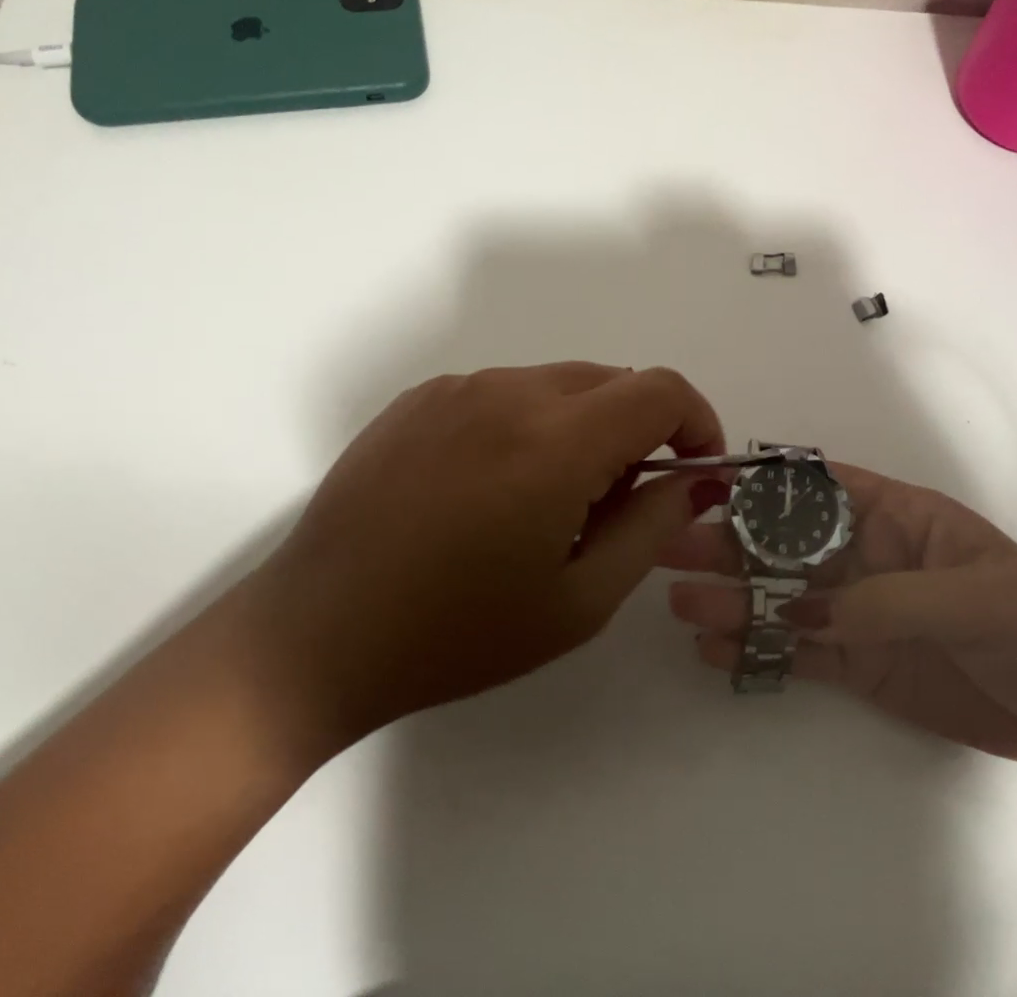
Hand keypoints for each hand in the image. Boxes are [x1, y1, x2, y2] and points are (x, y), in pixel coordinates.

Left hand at [249, 363, 728, 744]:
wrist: (320, 632)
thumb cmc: (458, 634)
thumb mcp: (578, 601)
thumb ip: (650, 528)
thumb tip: (694, 481)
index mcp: (554, 441)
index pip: (659, 391)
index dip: (696, 423)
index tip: (694, 473)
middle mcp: (505, 393)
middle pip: (609, 382)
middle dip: (638, 433)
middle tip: (615, 510)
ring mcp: (452, 392)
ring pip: (554, 386)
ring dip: (581, 430)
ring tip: (546, 509)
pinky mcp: (413, 403)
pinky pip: (499, 395)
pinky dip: (526, 427)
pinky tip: (490, 494)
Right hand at [662, 464, 1016, 762]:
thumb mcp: (975, 599)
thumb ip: (886, 600)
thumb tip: (800, 614)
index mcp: (898, 518)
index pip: (819, 489)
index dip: (764, 487)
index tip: (705, 488)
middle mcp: (866, 558)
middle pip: (784, 544)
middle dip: (728, 544)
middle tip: (667, 548)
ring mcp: (857, 612)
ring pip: (780, 599)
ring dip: (732, 599)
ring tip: (681, 606)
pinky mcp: (856, 663)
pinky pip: (796, 652)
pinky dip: (756, 650)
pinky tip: (714, 652)